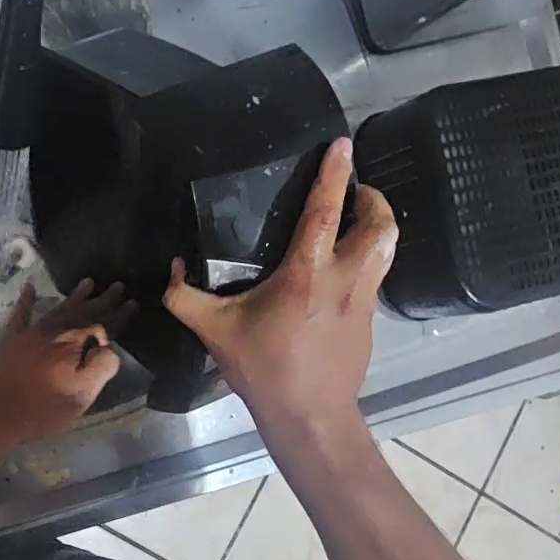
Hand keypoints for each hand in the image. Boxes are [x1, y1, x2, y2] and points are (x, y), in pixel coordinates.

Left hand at [0, 279, 132, 453]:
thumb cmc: (40, 409)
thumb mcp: (81, 395)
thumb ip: (101, 368)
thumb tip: (109, 348)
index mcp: (74, 345)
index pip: (104, 326)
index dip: (119, 316)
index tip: (133, 303)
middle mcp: (54, 332)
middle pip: (83, 312)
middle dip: (103, 300)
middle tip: (118, 286)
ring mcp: (31, 333)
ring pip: (58, 308)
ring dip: (75, 296)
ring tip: (89, 282)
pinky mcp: (11, 340)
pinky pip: (21, 314)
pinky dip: (26, 300)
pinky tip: (29, 287)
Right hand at [164, 138, 397, 435]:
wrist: (309, 415)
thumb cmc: (263, 369)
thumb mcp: (214, 331)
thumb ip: (184, 297)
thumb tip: (171, 269)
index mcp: (306, 274)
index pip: (326, 212)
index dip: (335, 175)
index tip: (343, 145)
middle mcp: (345, 279)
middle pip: (380, 224)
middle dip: (373, 198)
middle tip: (354, 191)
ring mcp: (364, 299)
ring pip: (388, 248)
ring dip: (378, 225)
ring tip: (355, 221)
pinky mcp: (370, 319)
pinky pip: (377, 274)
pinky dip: (368, 257)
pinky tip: (343, 269)